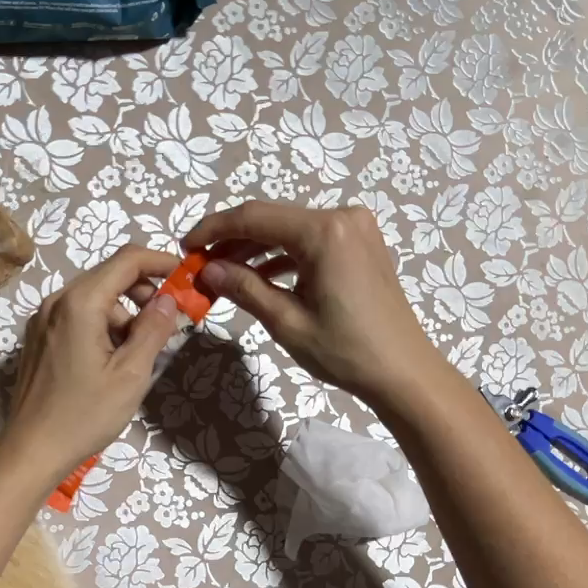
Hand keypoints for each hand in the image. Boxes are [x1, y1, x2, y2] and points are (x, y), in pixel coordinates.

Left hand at [4, 245, 183, 481]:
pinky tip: (112, 359)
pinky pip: (77, 317)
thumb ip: (153, 330)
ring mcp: (43, 320)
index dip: (161, 262)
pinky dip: (102, 326)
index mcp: (80, 303)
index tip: (186, 278)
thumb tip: (169, 300)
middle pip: (109, 276)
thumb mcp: (130, 374)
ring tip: (139, 352)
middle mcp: (56, 301)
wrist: (32, 449)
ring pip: (94, 300)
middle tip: (168, 323)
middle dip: (144, 293)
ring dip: (123, 315)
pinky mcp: (38, 339)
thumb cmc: (85, 415)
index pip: (127, 259)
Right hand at [184, 201, 447, 408]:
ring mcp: (355, 229)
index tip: (185, 247)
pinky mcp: (361, 244)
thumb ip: (245, 289)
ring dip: (255, 249)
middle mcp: (342, 217)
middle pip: (272, 219)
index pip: (254, 217)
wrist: (403, 371)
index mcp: (324, 232)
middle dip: (232, 241)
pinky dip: (283, 256)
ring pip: (290, 230)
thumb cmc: (345, 351)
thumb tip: (207, 270)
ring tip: (223, 274)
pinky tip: (259, 276)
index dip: (214, 229)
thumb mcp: (287, 322)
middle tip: (200, 265)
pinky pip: (311, 241)